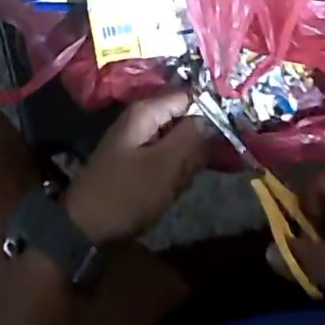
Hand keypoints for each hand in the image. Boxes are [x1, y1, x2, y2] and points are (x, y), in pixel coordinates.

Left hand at [62, 89, 208, 242]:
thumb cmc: (126, 194)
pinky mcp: (139, 160)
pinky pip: (169, 156)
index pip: (190, 95)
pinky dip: (180, 169)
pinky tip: (183, 185)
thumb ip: (191, 138)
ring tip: (199, 175)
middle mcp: (143, 118)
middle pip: (186, 116)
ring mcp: (140, 139)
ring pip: (180, 139)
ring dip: (193, 157)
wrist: (85, 228)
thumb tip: (215, 116)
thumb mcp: (164, 166)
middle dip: (205, 137)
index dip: (214, 108)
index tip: (238, 127)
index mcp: (147, 111)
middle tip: (223, 160)